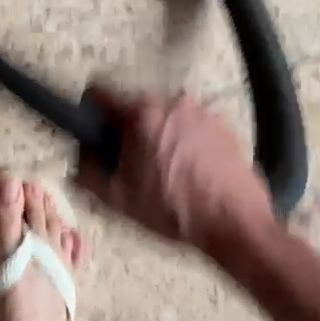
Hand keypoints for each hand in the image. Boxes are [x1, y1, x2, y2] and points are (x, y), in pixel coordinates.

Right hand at [73, 84, 274, 250]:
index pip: (98, 94)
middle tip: (133, 166)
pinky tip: (191, 173)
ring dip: (157, 135)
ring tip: (166, 173)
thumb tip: (82, 156)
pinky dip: (184, 142)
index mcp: (141, 112)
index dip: (89, 114)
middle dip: (128, 131)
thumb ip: (86, 172)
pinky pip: (190, 126)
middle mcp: (171, 101)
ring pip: (163, 117)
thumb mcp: (118, 199)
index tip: (96, 137)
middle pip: (133, 108)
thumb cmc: (174, 210)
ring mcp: (201, 111)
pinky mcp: (223, 125)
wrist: (238, 226)